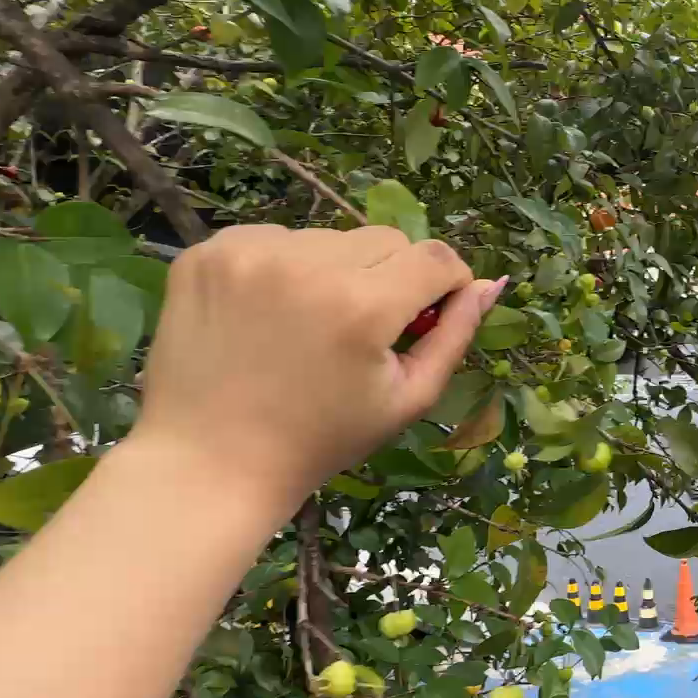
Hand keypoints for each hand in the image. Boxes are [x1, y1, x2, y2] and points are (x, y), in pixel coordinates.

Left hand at [131, 225, 503, 504]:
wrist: (214, 460)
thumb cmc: (325, 438)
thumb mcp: (409, 398)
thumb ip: (455, 336)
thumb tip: (489, 287)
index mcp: (363, 306)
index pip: (437, 258)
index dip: (450, 282)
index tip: (435, 311)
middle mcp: (306, 264)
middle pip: (388, 239)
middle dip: (396, 276)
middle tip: (373, 326)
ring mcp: (249, 253)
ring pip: (333, 237)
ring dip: (342, 271)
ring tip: (318, 322)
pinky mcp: (208, 252)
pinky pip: (279, 239)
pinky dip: (291, 267)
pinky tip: (276, 312)